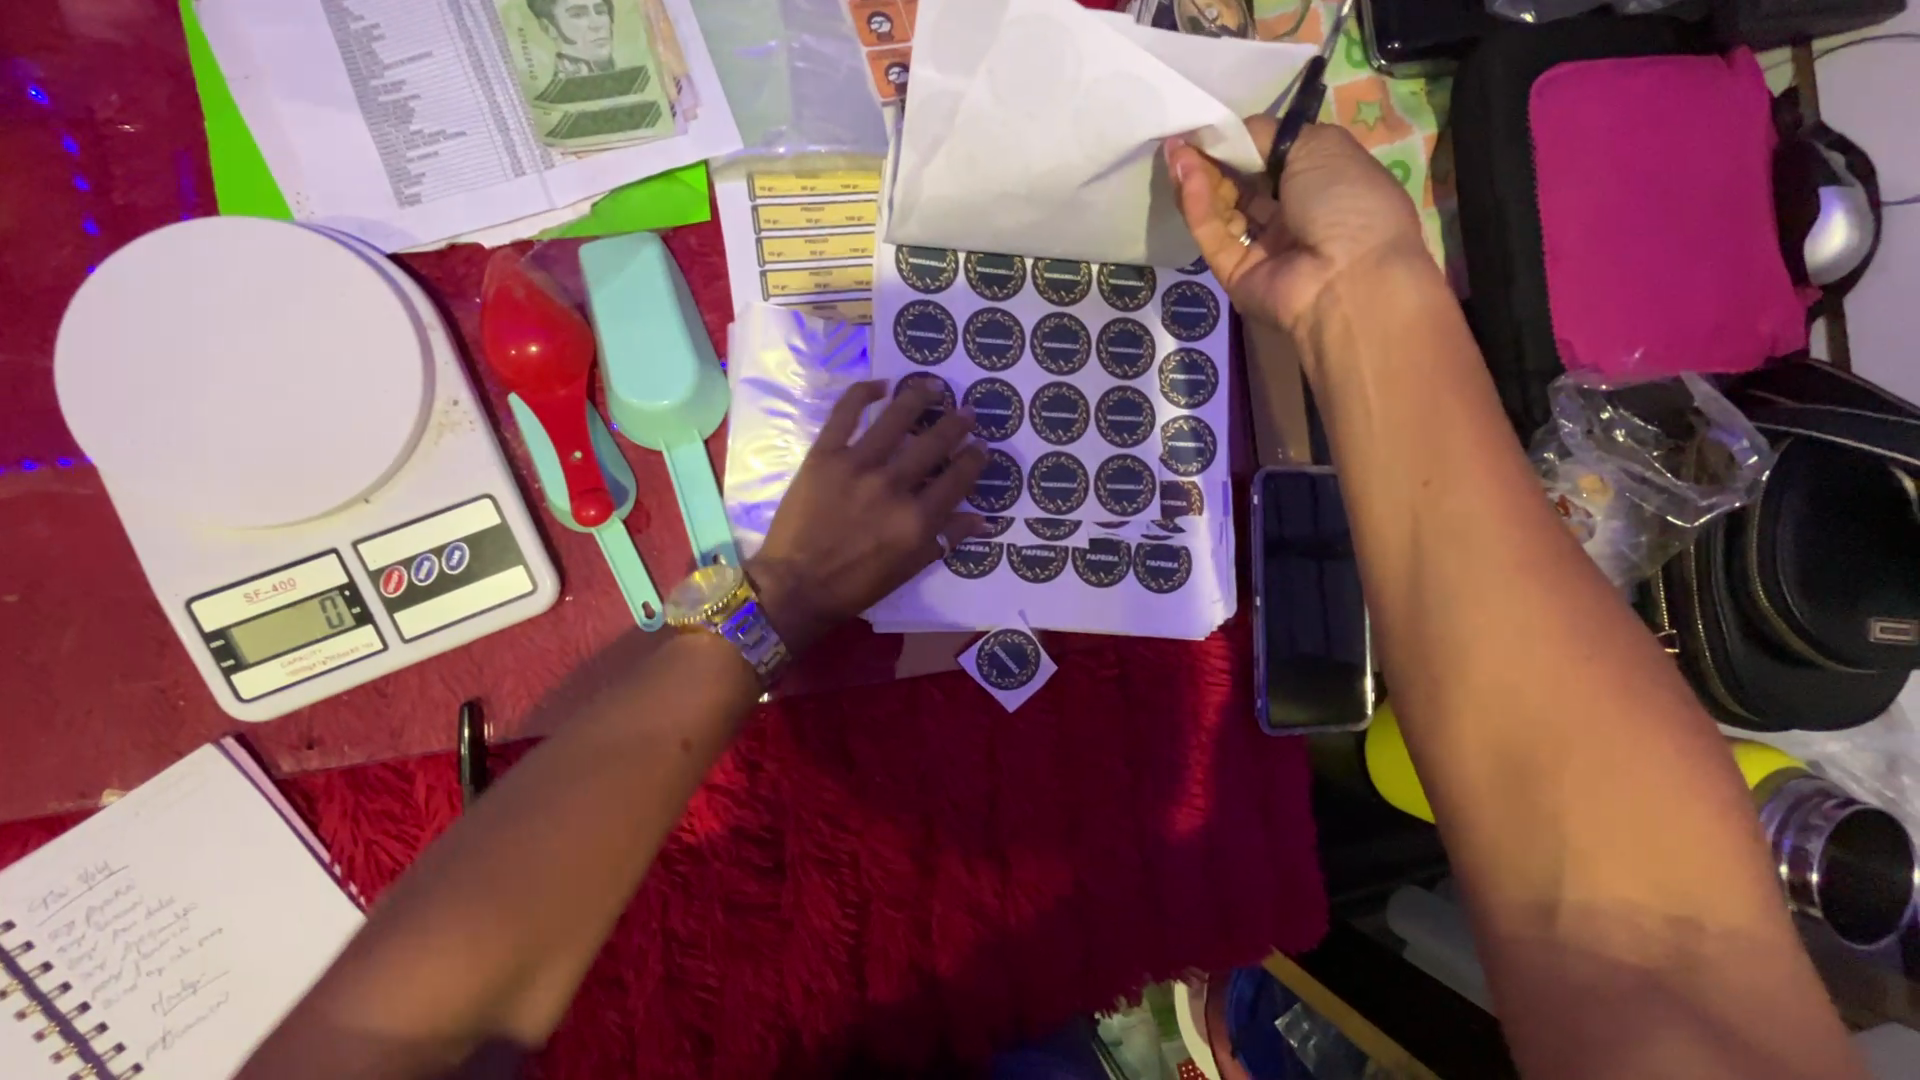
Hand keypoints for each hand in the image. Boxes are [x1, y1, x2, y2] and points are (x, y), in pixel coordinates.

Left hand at [747, 381, 988, 651]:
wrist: (796, 586)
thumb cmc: (855, 585)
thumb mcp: (909, 569)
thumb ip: (946, 539)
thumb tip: (983, 520)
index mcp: (917, 519)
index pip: (957, 479)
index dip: (974, 459)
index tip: (981, 446)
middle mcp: (893, 486)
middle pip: (934, 444)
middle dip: (956, 424)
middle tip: (967, 412)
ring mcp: (858, 466)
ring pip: (896, 419)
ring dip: (919, 398)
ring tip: (933, 386)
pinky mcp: (824, 455)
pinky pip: (846, 414)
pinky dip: (864, 394)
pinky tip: (881, 385)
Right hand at [1165, 119, 1430, 340]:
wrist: (1346, 275)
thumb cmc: (1346, 199)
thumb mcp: (1317, 145)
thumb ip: (1266, 135)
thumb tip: (1230, 133)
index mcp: (1320, 183)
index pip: (1270, 159)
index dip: (1240, 142)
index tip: (1210, 128)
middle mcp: (1291, 215)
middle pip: (1241, 185)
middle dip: (1213, 160)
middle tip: (1183, 140)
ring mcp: (1262, 248)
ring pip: (1222, 210)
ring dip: (1199, 180)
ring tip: (1176, 154)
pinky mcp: (1235, 274)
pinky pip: (1214, 236)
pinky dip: (1198, 207)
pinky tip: (1186, 176)